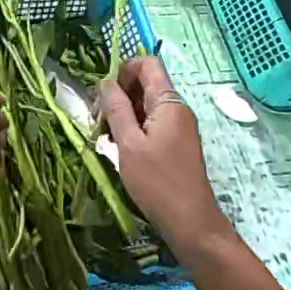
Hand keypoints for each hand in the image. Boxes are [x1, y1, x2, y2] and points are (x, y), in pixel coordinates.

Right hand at [99, 57, 231, 252]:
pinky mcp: (175, 143)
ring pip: (145, 104)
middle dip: (118, 94)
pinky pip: (150, 122)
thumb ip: (116, 108)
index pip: (148, 64)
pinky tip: (119, 146)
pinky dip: (132, 127)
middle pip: (144, 83)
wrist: (191, 225)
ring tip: (105, 135)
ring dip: (122, 113)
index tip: (106, 93)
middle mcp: (177, 110)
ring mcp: (177, 127)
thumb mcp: (128, 143)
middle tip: (99, 118)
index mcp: (169, 104)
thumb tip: (105, 82)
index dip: (123, 69)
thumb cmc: (158, 182)